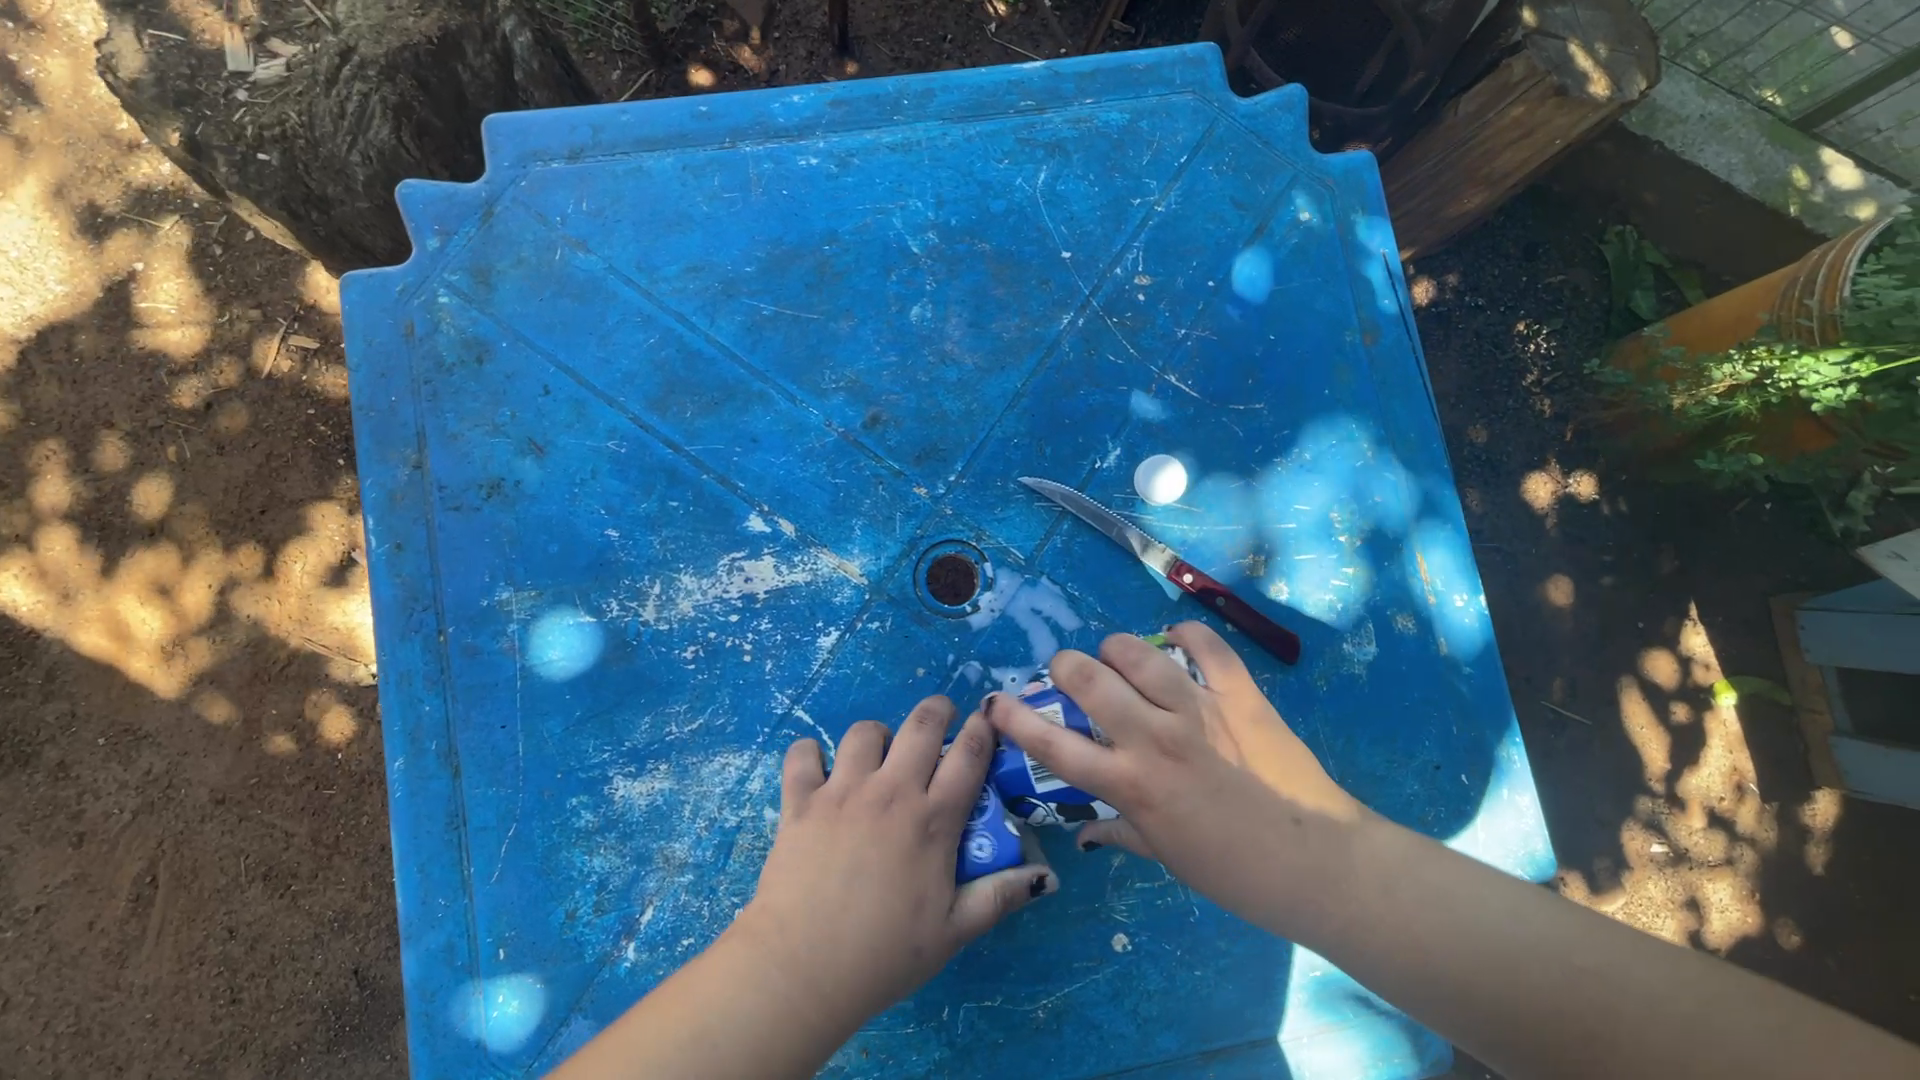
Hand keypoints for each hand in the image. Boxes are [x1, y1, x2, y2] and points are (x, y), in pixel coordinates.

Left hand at [729, 696, 1055, 1035]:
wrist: (801, 969)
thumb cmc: (884, 955)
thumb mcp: (954, 932)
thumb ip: (1000, 897)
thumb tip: (1049, 877)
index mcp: (933, 820)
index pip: (969, 755)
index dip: (982, 729)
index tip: (985, 720)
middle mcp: (891, 792)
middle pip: (920, 726)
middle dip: (936, 709)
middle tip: (940, 715)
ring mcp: (842, 792)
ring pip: (864, 732)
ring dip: (877, 735)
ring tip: (878, 754)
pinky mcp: (799, 802)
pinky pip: (803, 754)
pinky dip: (810, 754)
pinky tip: (818, 771)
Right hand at [983, 622, 1365, 925]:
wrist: (1318, 862)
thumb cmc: (1233, 871)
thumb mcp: (1165, 856)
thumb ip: (1120, 833)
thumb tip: (1086, 833)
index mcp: (1131, 785)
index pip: (1053, 746)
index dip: (1014, 719)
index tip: (994, 704)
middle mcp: (1155, 739)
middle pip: (1088, 680)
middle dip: (1065, 666)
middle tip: (1069, 674)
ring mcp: (1200, 710)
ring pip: (1139, 653)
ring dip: (1117, 649)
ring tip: (1118, 657)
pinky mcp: (1241, 695)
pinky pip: (1208, 646)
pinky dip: (1187, 634)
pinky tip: (1177, 639)